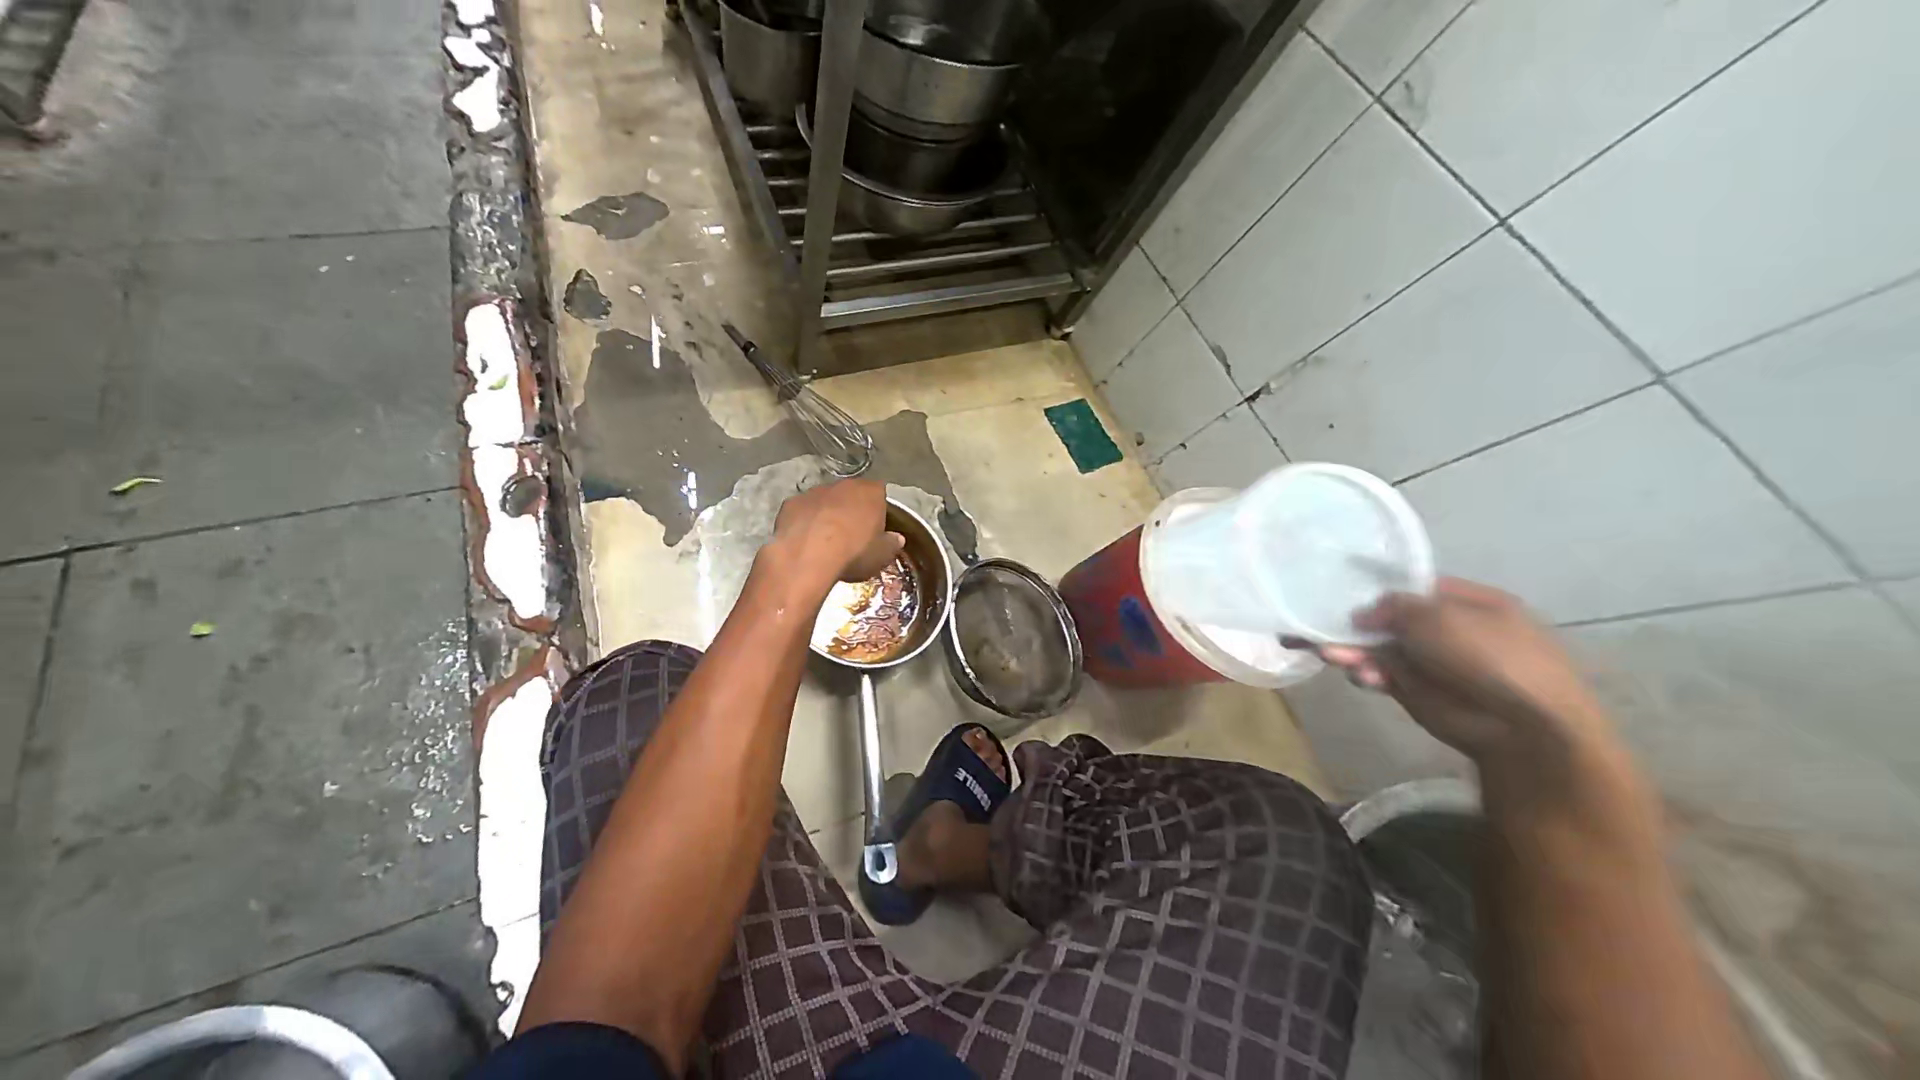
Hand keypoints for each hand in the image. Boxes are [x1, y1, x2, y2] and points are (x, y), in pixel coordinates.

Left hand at [765, 477, 903, 585]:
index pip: (879, 493)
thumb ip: (891, 544)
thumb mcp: (881, 555)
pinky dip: (805, 521)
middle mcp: (843, 485)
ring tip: (825, 540)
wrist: (807, 556)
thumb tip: (896, 538)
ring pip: (825, 501)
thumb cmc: (853, 553)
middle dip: (851, 509)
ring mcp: (814, 492)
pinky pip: (803, 511)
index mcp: (870, 492)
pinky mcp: (791, 503)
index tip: (875, 527)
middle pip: (851, 494)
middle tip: (851, 534)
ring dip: (827, 514)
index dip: (877, 509)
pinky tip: (805, 540)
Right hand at [1294, 578, 1612, 762]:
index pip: (1415, 588)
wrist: (1521, 727)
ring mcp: (1434, 663)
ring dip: (1354, 651)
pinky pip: (1383, 677)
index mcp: (1469, 603)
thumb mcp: (1438, 615)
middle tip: (1320, 628)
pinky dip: (1367, 675)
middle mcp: (1450, 630)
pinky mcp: (1419, 693)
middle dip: (1357, 625)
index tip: (1342, 590)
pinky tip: (1360, 677)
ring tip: (1328, 654)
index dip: (1379, 589)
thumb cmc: (1489, 655)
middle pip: (1390, 621)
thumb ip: (1393, 606)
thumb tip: (1362, 615)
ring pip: (1381, 650)